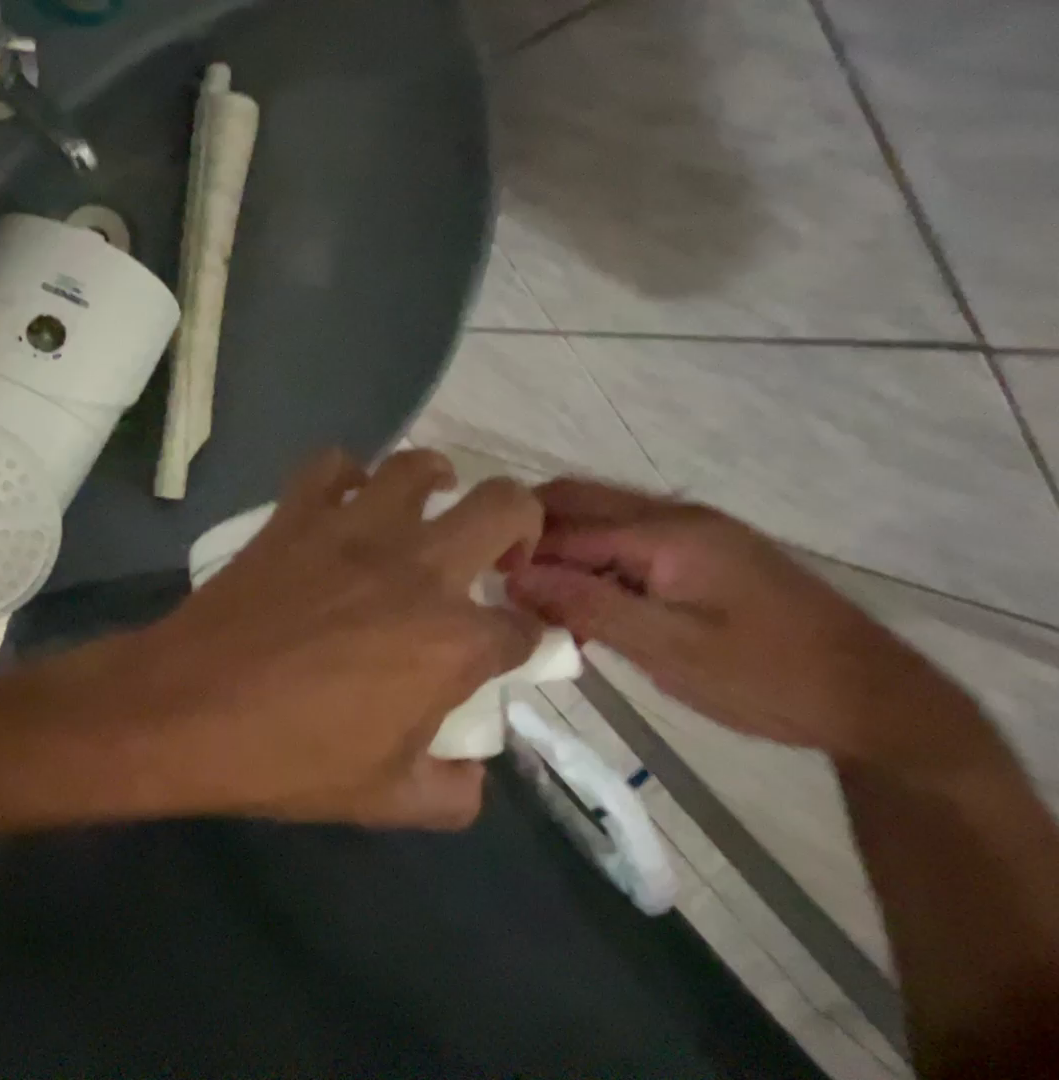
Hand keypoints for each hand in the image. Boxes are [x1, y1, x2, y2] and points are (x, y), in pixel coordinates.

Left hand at [137, 448, 543, 829]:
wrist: (184, 710)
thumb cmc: (286, 759)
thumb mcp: (386, 800)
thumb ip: (451, 791)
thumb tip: (470, 769)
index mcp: (451, 642)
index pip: (522, 629)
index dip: (523, 643)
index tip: (505, 653)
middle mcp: (416, 570)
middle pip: (506, 509)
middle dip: (522, 528)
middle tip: (498, 558)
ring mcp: (351, 532)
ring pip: (419, 466)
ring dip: (439, 483)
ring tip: (430, 510)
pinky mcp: (293, 518)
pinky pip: (330, 467)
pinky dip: (347, 476)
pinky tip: (346, 503)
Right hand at [505, 479, 995, 776]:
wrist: (873, 699)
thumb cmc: (766, 679)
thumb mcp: (668, 649)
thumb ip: (588, 607)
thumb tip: (512, 578)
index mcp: (669, 532)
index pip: (564, 526)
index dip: (515, 552)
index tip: (476, 587)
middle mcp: (678, 516)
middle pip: (578, 502)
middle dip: (528, 534)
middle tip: (494, 585)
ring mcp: (695, 532)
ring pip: (599, 519)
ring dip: (558, 549)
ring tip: (531, 600)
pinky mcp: (704, 554)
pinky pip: (626, 541)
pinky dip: (590, 563)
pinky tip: (581, 606)